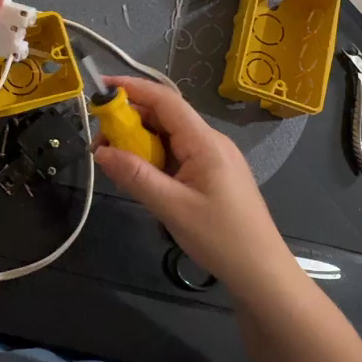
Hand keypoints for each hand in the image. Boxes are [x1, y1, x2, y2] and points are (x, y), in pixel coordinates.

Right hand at [93, 76, 287, 284]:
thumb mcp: (172, 208)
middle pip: (164, 116)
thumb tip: (101, 152)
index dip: (132, 88)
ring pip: (169, 136)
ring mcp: (213, 157)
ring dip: (139, 142)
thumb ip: (135, 176)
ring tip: (113, 159)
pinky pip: (177, 153)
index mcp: (204, 142)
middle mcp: (210, 141)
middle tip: (99, 140)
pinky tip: (138, 174)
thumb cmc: (222, 238)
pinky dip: (153, 157)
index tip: (101, 89)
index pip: (165, 100)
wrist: (262, 273)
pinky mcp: (212, 174)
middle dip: (129, 120)